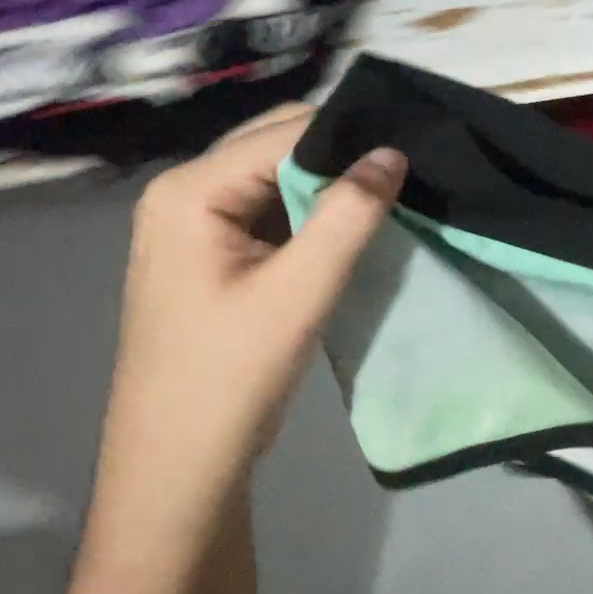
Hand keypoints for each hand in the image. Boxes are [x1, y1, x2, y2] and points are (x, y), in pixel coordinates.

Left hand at [65, 103, 405, 593]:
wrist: (181, 462)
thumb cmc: (232, 373)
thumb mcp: (302, 289)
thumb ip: (349, 213)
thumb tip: (392, 151)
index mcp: (190, 190)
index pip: (286, 131)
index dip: (351, 137)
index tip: (411, 150)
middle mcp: (184, 191)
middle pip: (278, 142)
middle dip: (341, 155)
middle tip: (403, 174)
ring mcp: (194, 219)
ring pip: (279, 173)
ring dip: (331, 182)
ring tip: (388, 193)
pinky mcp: (212, 247)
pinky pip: (272, 204)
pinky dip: (314, 207)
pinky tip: (353, 223)